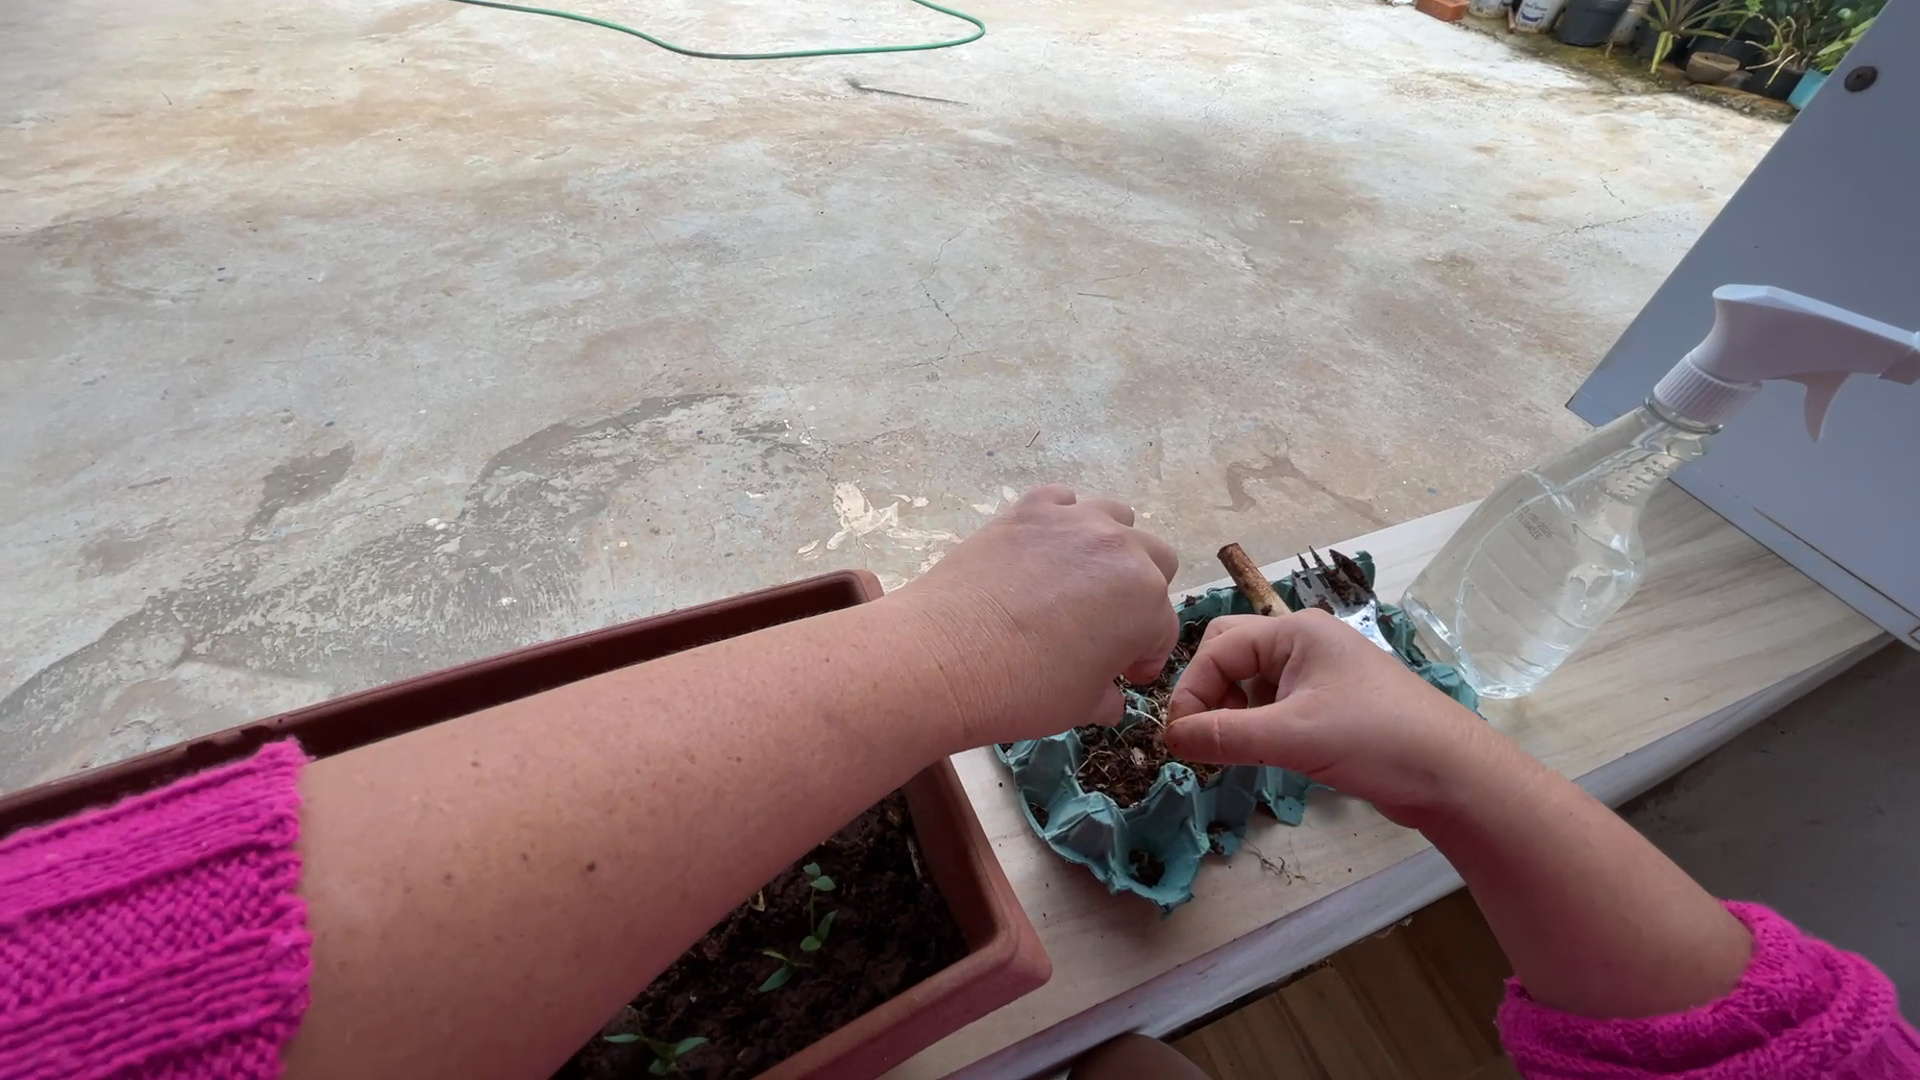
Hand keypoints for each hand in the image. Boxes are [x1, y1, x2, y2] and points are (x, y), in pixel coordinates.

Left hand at [891, 485, 1179, 749]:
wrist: (944, 656)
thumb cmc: (1022, 689)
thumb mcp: (1080, 707)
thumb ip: (1106, 696)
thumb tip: (1109, 698)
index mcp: (1146, 603)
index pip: (1163, 630)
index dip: (1144, 657)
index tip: (1122, 674)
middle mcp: (1121, 552)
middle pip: (1156, 561)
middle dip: (1140, 594)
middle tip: (1105, 625)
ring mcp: (1074, 523)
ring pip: (1117, 519)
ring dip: (1111, 547)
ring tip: (1078, 578)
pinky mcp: (1028, 509)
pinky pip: (1062, 499)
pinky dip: (1062, 519)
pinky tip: (1042, 548)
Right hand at [1162, 610, 1512, 828]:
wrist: (1460, 780)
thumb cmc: (1377, 742)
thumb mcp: (1293, 737)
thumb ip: (1224, 735)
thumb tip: (1169, 739)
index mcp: (1294, 631)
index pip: (1218, 648)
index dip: (1192, 690)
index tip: (1179, 736)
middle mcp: (1302, 640)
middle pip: (1229, 651)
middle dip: (1209, 690)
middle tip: (1204, 731)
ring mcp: (1318, 669)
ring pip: (1249, 677)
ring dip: (1231, 708)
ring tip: (1233, 746)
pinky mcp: (1329, 699)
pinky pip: (1272, 698)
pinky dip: (1256, 720)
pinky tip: (1263, 748)